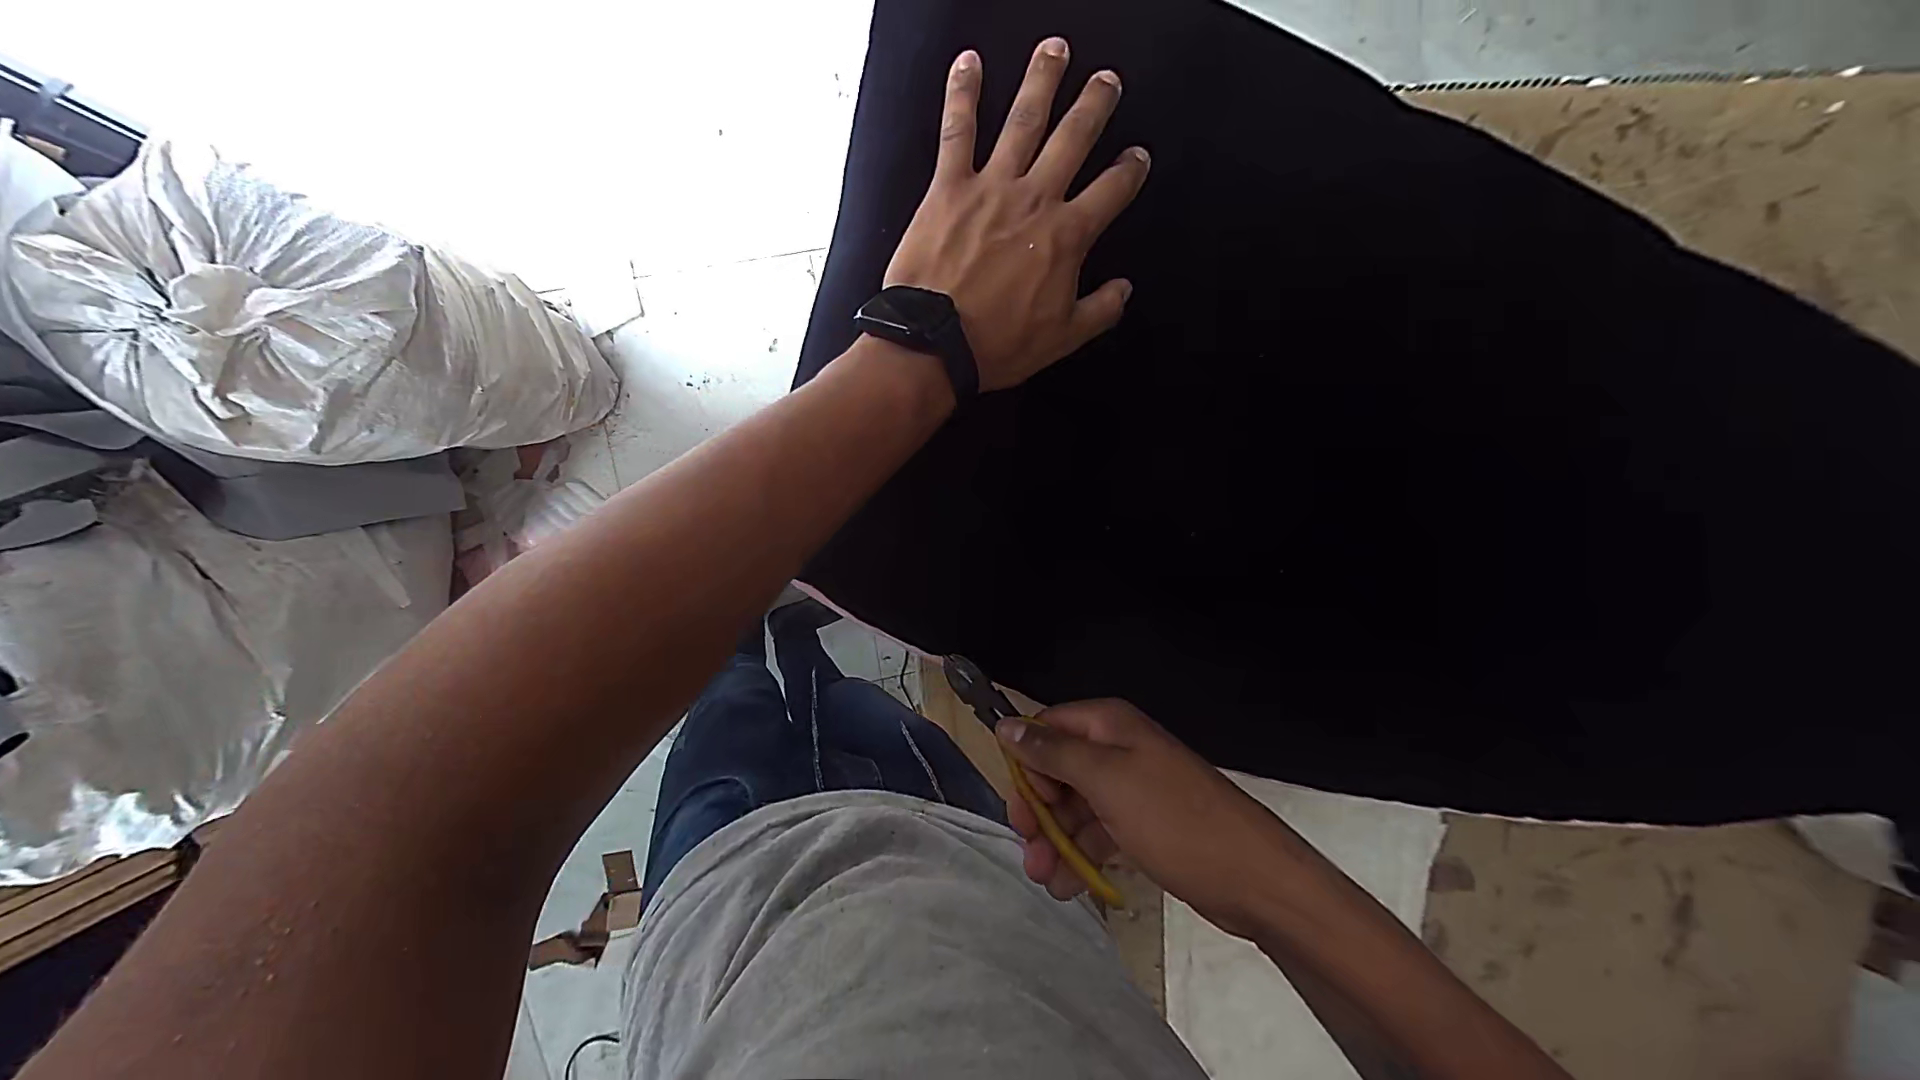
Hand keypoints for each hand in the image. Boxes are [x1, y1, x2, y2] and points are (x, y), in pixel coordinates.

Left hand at [884, 38, 1150, 391]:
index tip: (1136, 159)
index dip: (1130, 171)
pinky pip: (957, 130)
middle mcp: (1034, 200)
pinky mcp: (949, 189)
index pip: (1112, 190)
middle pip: (1075, 138)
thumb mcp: (1062, 338)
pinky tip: (969, 63)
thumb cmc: (996, 344)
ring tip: (1055, 51)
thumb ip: (1100, 310)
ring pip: (1024, 119)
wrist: (936, 345)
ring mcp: (991, 188)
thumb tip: (1123, 291)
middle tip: (1106, 82)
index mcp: (1066, 237)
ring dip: (1043, 79)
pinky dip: (962, 93)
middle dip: (1095, 105)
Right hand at [997, 699, 1304, 937]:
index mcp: (1108, 725)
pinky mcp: (1141, 825)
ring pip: (1075, 806)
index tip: (1025, 804)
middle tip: (1029, 848)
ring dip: (1056, 840)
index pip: (1047, 728)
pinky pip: (1097, 832)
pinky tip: (1068, 885)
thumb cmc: (1174, 819)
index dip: (1028, 763)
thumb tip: (1006, 726)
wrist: (1253, 877)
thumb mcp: (1106, 780)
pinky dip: (1080, 855)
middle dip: (1040, 810)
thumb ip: (1052, 752)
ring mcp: (1130, 789)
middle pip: (1057, 770)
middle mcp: (1116, 749)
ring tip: (1046, 879)